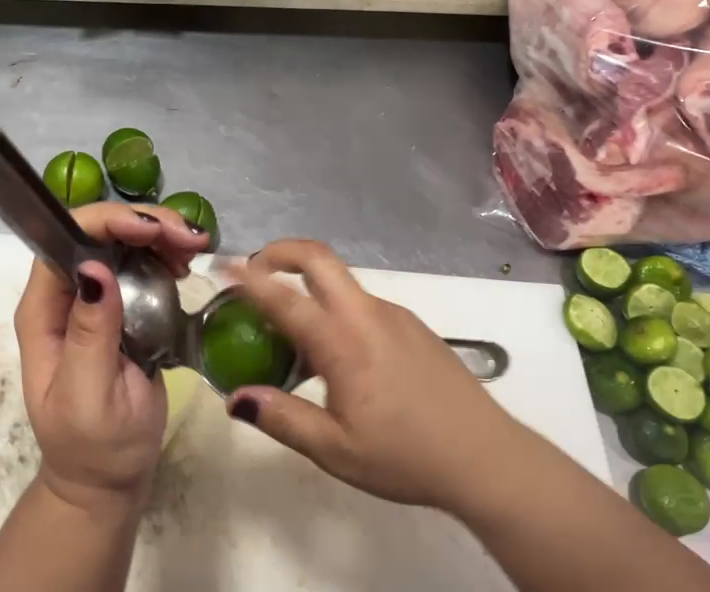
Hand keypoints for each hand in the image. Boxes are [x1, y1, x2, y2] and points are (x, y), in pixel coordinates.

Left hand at [13, 202, 206, 516]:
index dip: (106, 223)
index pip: (64, 241)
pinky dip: (167, 254)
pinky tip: (188, 265)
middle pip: (98, 232)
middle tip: (190, 239)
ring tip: (195, 248)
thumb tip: (95, 268)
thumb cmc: (93, 444)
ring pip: (124, 241)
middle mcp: (67, 293)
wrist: (109, 477)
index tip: (152, 231)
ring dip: (161, 235)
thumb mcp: (89, 396)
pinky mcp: (124, 306)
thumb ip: (91, 333)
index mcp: (44, 310)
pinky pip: (143, 263)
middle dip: (144, 224)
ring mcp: (96, 297)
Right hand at [225, 240, 521, 512]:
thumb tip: (236, 397)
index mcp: (344, 342)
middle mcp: (368, 314)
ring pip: (341, 283)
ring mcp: (395, 315)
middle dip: (281, 252)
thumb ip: (282, 418)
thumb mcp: (335, 450)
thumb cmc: (405, 457)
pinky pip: (362, 304)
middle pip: (319, 258)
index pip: (286, 297)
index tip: (224, 264)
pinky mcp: (412, 325)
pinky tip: (336, 358)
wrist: (486, 456)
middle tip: (255, 272)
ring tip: (290, 334)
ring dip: (308, 287)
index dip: (250, 278)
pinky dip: (336, 310)